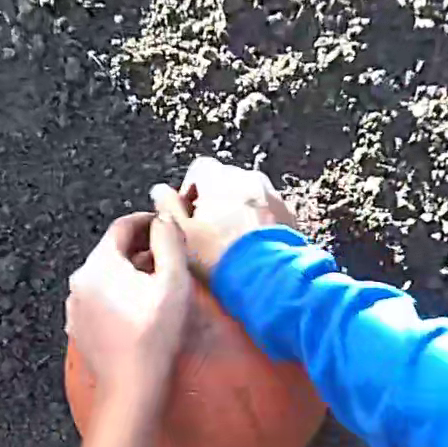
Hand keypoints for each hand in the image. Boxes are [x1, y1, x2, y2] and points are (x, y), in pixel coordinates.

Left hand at [65, 212, 192, 406]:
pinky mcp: (79, 325)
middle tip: (168, 255)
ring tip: (158, 281)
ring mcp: (76, 304)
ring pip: (106, 275)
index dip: (148, 221)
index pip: (122, 226)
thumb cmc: (155, 335)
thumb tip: (164, 219)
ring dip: (131, 271)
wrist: (131, 387)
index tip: (167, 226)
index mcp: (99, 263)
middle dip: (141, 247)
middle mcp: (80, 279)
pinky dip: (119, 293)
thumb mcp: (173, 282)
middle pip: (112, 250)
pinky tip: (139, 306)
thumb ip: (169, 242)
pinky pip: (100, 297)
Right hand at [149, 156, 299, 275]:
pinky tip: (249, 246)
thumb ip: (167, 208)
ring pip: (246, 195)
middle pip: (224, 181)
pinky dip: (256, 221)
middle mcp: (248, 179)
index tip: (187, 214)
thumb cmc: (220, 257)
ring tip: (229, 241)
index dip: (188, 190)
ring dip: (235, 210)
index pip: (199, 168)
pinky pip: (266, 210)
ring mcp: (271, 196)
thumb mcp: (181, 235)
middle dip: (213, 200)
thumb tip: (159, 192)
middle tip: (205, 231)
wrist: (268, 278)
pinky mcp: (288, 214)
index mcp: (220, 179)